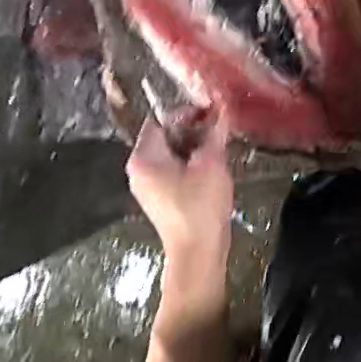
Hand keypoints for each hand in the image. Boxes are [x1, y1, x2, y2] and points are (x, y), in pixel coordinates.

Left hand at [128, 116, 234, 331]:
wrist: (197, 250)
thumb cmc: (201, 205)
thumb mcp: (212, 163)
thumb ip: (214, 134)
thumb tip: (221, 111)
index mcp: (143, 158)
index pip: (160, 121)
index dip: (186, 113)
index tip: (212, 110)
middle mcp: (139, 169)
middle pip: (165, 137)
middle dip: (193, 129)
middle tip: (220, 126)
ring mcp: (148, 185)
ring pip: (171, 153)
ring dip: (194, 146)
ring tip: (221, 143)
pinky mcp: (161, 197)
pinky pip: (174, 170)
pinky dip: (191, 162)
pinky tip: (213, 164)